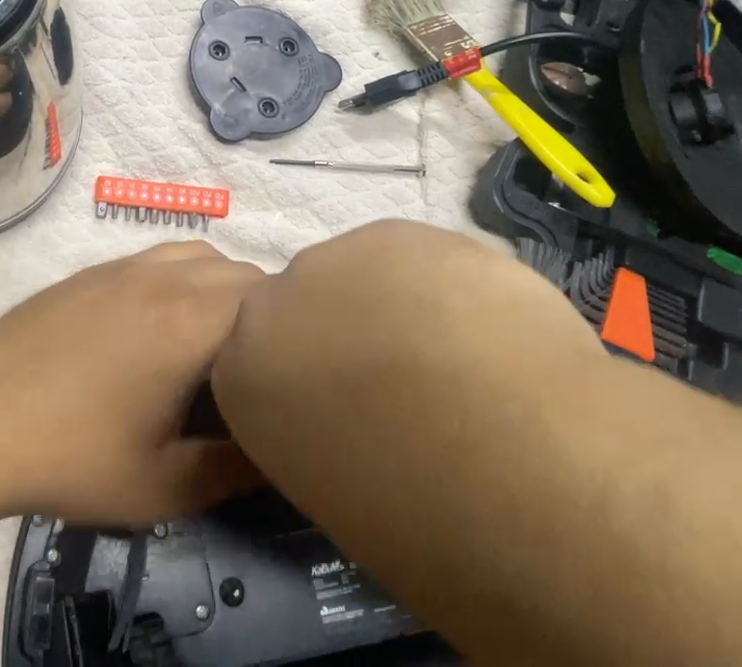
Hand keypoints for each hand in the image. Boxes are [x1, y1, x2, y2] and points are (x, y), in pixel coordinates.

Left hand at [0, 241, 266, 526]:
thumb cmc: (70, 459)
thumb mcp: (165, 486)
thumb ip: (236, 468)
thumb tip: (283, 450)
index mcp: (187, 320)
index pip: (269, 297)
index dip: (289, 332)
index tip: (287, 374)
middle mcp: (157, 278)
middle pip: (236, 270)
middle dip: (260, 311)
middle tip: (254, 368)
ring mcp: (114, 269)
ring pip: (193, 256)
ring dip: (216, 288)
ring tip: (208, 344)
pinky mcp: (82, 275)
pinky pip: (150, 260)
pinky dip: (173, 281)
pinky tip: (152, 332)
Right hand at [211, 220, 601, 472]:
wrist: (502, 453)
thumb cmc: (410, 510)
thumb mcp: (332, 493)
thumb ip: (313, 437)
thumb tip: (350, 421)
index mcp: (239, 375)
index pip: (262, 367)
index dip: (312, 389)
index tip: (355, 416)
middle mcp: (268, 306)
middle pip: (304, 310)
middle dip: (344, 337)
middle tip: (408, 388)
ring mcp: (330, 259)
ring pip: (358, 275)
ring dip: (394, 306)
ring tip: (456, 357)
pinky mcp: (395, 231)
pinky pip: (412, 258)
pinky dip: (441, 285)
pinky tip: (482, 326)